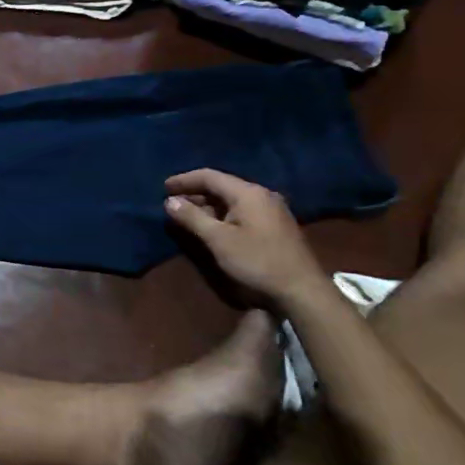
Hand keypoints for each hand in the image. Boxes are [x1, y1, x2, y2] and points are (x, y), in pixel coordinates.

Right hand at [164, 168, 329, 308]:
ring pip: (232, 199)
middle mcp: (261, 194)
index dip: (184, 180)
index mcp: (248, 193)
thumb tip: (170, 201)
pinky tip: (213, 226)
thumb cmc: (257, 261)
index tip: (164, 187)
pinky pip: (242, 210)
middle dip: (195, 193)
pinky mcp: (275, 224)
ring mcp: (271, 209)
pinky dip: (223, 214)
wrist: (301, 289)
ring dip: (208, 205)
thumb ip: (193, 218)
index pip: (210, 176)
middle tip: (172, 203)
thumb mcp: (219, 240)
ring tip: (188, 216)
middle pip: (222, 186)